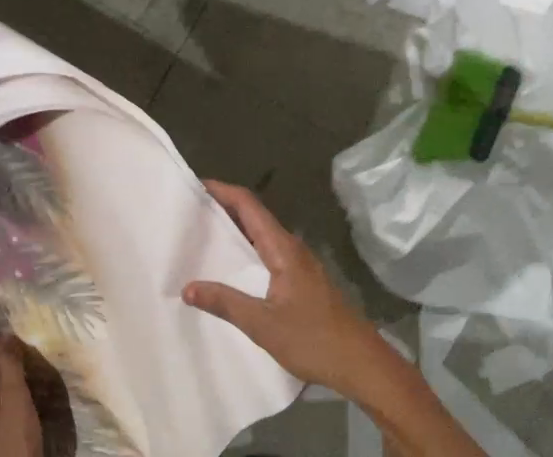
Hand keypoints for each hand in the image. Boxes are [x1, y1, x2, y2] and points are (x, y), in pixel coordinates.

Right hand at [182, 180, 375, 389]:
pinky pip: (270, 253)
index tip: (194, 186)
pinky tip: (235, 269)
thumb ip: (225, 303)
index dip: (221, 190)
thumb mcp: (263, 325)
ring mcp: (302, 265)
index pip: (248, 204)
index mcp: (283, 248)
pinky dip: (248, 250)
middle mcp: (293, 249)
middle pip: (255, 216)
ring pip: (263, 235)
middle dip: (223, 208)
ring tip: (205, 236)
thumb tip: (187, 288)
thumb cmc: (315, 340)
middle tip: (190, 212)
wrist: (364, 367)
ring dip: (236, 230)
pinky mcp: (305, 281)